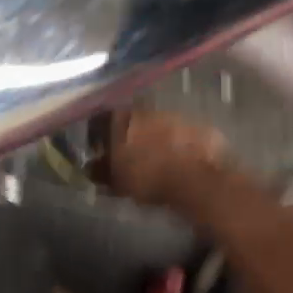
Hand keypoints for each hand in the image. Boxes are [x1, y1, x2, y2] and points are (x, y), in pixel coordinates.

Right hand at [106, 108, 227, 208]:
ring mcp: (178, 117)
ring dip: (158, 140)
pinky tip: (182, 164)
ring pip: (161, 127)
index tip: (102, 150)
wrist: (196, 181)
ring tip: (159, 162)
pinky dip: (181, 146)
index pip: (104, 119)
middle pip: (134, 121)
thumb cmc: (148, 179)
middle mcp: (149, 111)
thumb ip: (101, 172)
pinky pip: (185, 136)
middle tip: (132, 157)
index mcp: (123, 119)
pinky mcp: (201, 128)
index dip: (101, 135)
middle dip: (132, 136)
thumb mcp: (117, 181)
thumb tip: (90, 168)